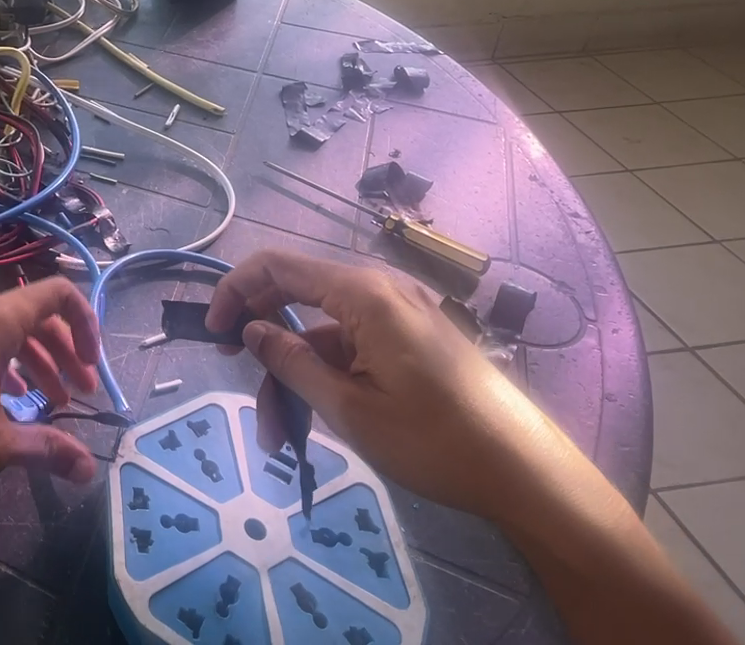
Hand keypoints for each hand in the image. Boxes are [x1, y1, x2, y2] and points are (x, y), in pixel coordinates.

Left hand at [0, 278, 102, 502]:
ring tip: (50, 403)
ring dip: (34, 361)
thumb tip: (87, 470)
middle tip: (79, 393)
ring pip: (5, 329)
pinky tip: (7, 399)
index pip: (58, 295)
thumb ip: (46, 449)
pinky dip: (2, 361)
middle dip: (63, 353)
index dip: (86, 324)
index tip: (93, 365)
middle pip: (34, 316)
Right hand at [206, 249, 574, 522]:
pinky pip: (350, 346)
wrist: (531, 476)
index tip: (213, 333)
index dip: (234, 291)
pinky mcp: (410, 338)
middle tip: (237, 377)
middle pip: (296, 297)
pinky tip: (314, 420)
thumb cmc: (437, 441)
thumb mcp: (349, 408)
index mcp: (363, 294)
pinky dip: (325, 375)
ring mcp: (398, 314)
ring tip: (280, 434)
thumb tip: (251, 330)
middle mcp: (379, 291)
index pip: (277, 268)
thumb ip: (290, 362)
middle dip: (262, 341)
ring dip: (293, 373)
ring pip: (321, 332)